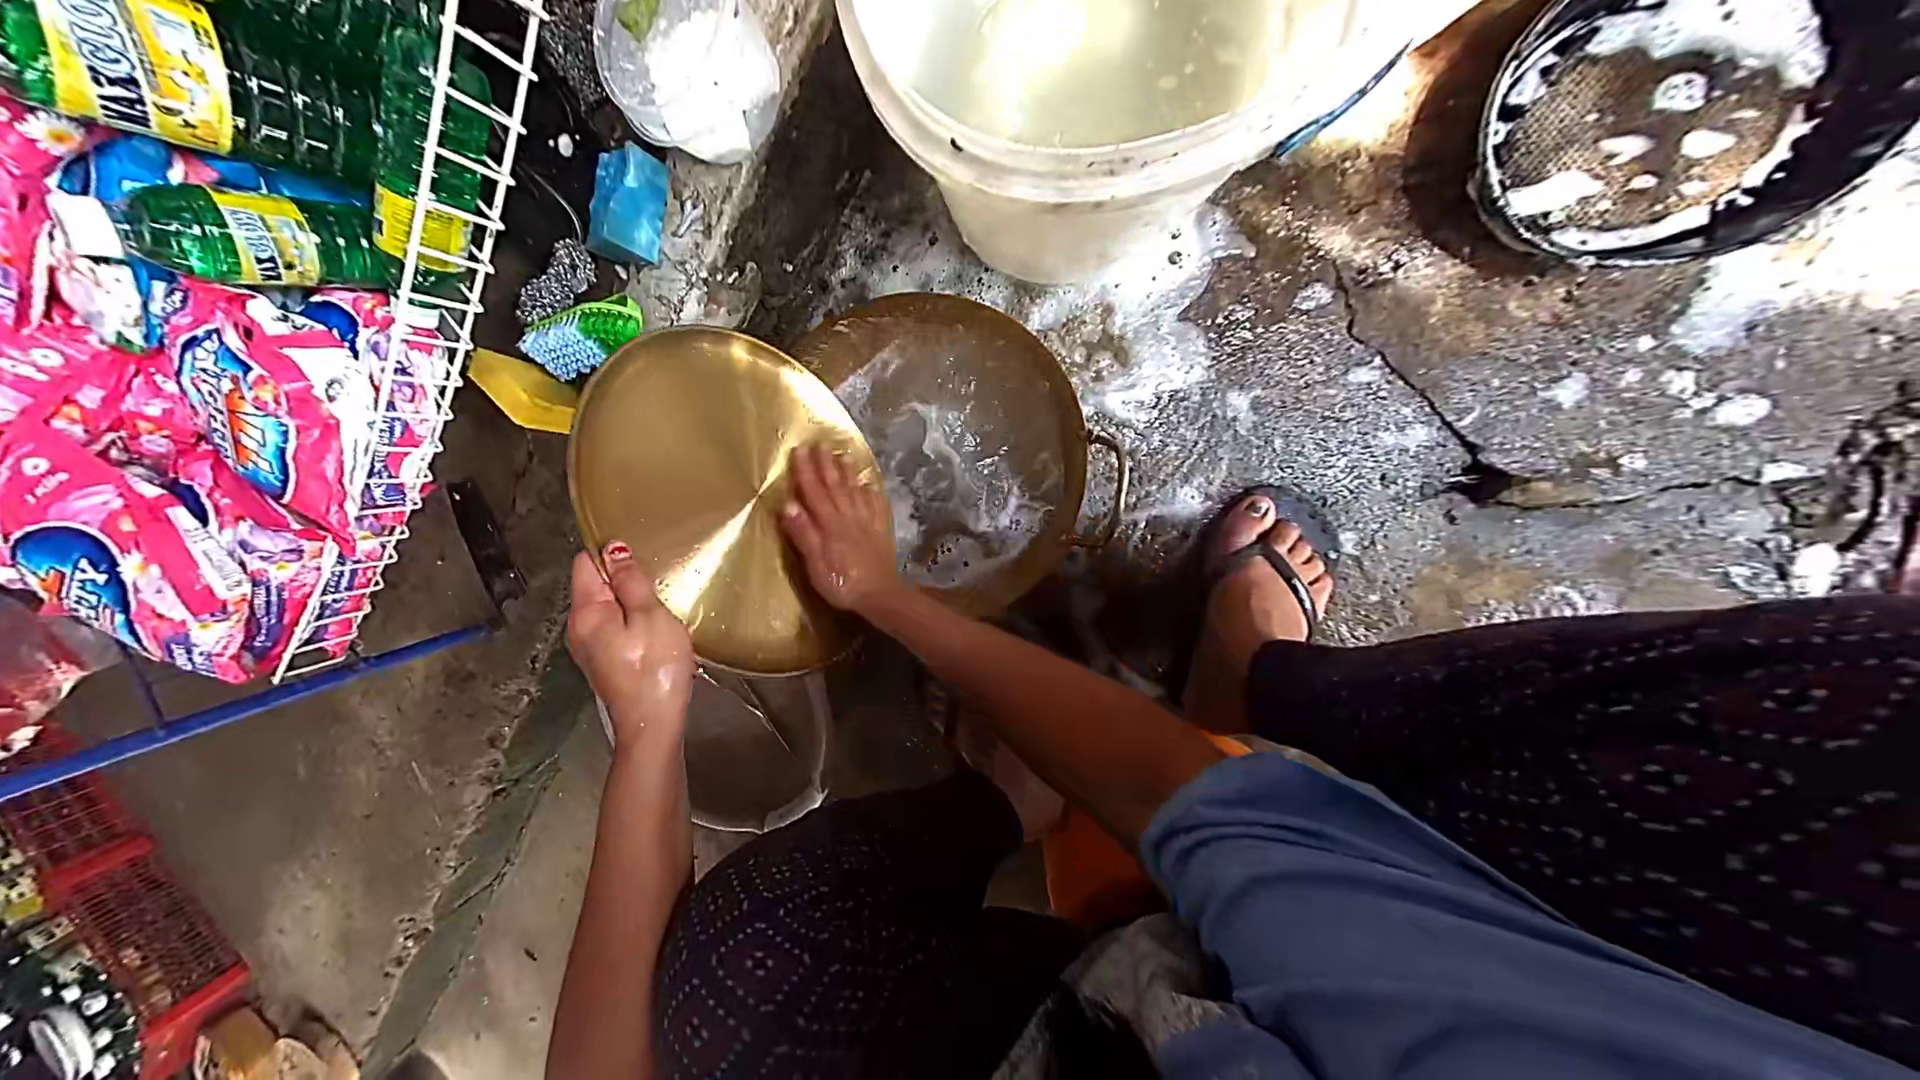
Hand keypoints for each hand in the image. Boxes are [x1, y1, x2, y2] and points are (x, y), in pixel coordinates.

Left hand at [567, 544, 694, 745]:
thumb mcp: (650, 616)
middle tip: (658, 590)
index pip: (585, 563)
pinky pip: (613, 628)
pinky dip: (632, 623)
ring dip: (631, 604)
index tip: (642, 560)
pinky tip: (654, 634)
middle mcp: (577, 628)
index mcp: (585, 612)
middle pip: (595, 586)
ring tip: (660, 612)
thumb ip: (630, 582)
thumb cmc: (655, 668)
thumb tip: (613, 550)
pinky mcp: (602, 662)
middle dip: (624, 581)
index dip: (612, 554)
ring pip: (607, 608)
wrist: (652, 722)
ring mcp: (588, 647)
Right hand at [780, 443, 903, 614]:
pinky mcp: (881, 531)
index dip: (806, 471)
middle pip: (836, 486)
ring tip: (842, 455)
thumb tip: (787, 504)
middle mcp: (849, 518)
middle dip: (825, 464)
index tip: (799, 450)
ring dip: (848, 472)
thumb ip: (803, 534)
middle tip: (819, 444)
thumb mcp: (815, 564)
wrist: (880, 596)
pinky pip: (876, 504)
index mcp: (830, 525)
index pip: (814, 492)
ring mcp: (867, 523)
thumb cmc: (842, 584)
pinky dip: (871, 491)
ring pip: (856, 491)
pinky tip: (869, 483)